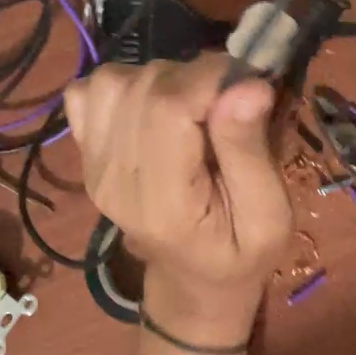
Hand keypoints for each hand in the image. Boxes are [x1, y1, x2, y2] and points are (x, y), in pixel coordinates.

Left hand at [64, 53, 292, 345]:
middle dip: (193, 75)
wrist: (193, 279)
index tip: (247, 81)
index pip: (168, 106)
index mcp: (164, 200)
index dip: (209, 76)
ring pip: (113, 81)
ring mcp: (93, 164)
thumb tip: (248, 84)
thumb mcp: (269, 215)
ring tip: (191, 103)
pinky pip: (85, 92)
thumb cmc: (240, 251)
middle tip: (227, 97)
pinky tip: (151, 106)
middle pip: (143, 88)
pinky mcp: (86, 153)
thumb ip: (252, 149)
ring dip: (159, 78)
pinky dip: (120, 85)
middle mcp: (115, 178)